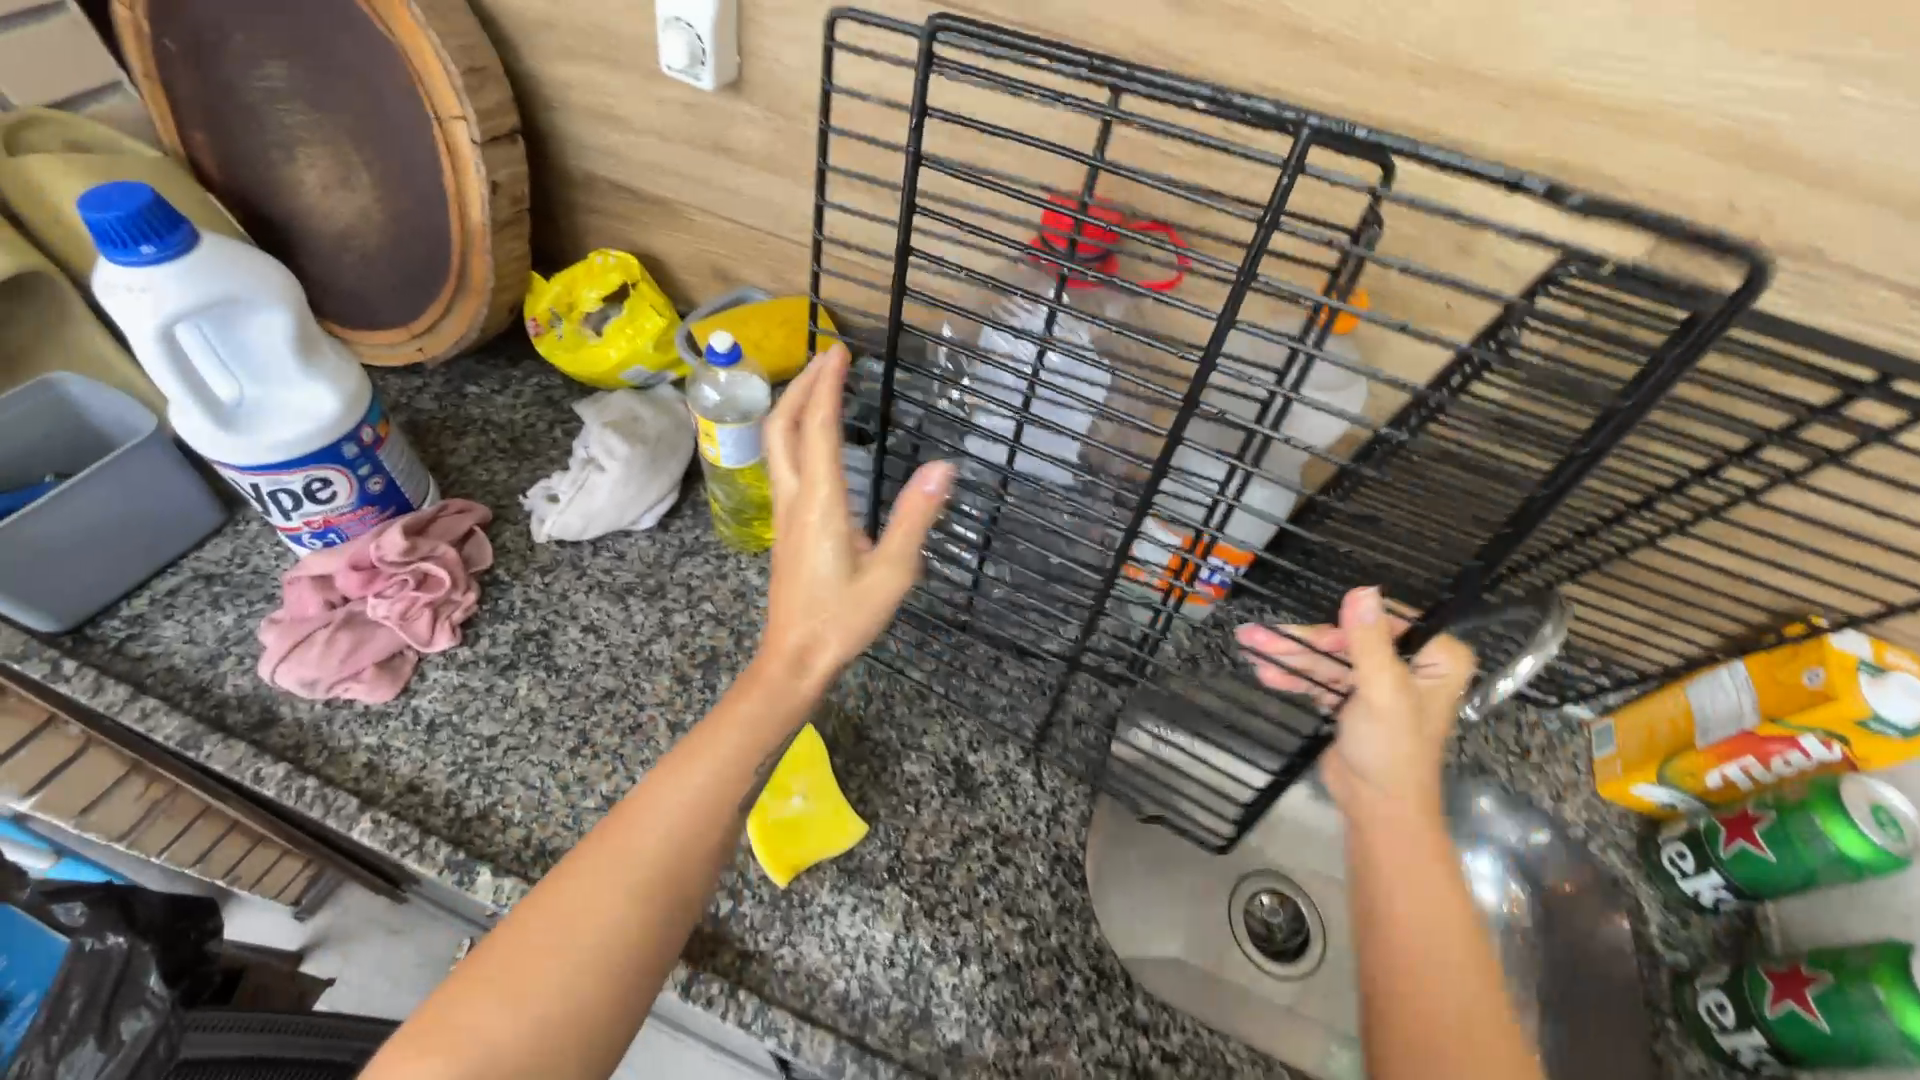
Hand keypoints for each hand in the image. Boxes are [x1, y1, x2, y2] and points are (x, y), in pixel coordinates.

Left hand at [758, 344, 954, 689]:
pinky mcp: (784, 527)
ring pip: (775, 445)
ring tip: (819, 386)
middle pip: (781, 427)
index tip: (840, 352)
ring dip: (792, 407)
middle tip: (828, 358)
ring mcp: (783, 513)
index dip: (827, 385)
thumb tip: (944, 467)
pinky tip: (813, 439)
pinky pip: (782, 464)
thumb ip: (916, 517)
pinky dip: (793, 434)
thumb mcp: (893, 573)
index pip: (817, 429)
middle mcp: (795, 499)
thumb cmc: (844, 619)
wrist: (795, 657)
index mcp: (822, 504)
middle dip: (802, 385)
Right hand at [1234, 587, 1475, 823]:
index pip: (1388, 621)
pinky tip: (1265, 673)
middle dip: (1304, 642)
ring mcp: (1379, 683)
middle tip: (1258, 635)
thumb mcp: (1382, 691)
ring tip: (1249, 647)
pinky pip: (1322, 679)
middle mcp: (1411, 665)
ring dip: (1290, 657)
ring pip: (1329, 659)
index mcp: (1436, 658)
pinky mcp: (1353, 701)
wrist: (1378, 807)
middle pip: (1349, 639)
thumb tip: (1362, 590)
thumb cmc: (1393, 750)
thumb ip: (1368, 641)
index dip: (1347, 622)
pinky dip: (1295, 676)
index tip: (1313, 630)